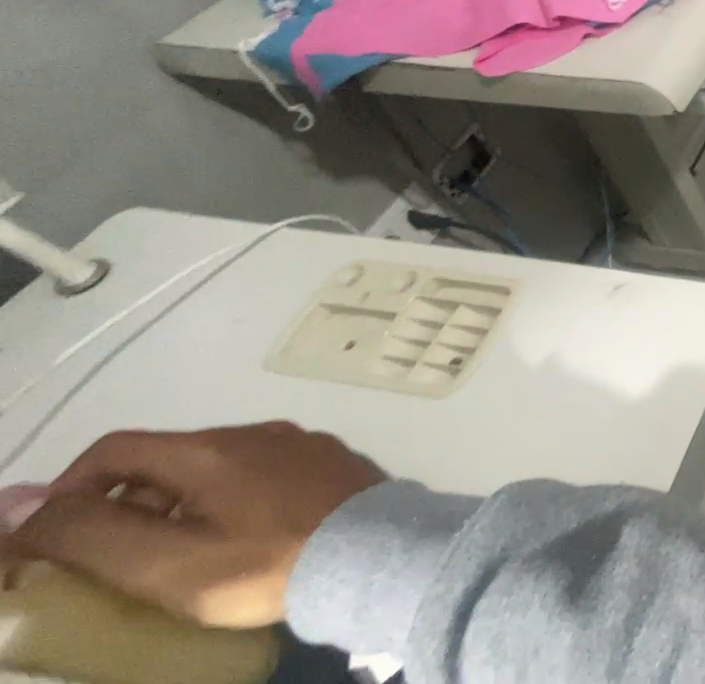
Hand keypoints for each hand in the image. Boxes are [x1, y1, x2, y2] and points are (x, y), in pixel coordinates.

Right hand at [8, 422, 385, 627]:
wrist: (378, 556)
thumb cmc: (267, 563)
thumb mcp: (163, 562)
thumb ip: (89, 533)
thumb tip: (20, 505)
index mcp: (213, 448)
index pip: (114, 449)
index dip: (68, 491)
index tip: (59, 540)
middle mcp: (261, 432)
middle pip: (170, 457)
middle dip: (129, 501)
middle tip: (120, 558)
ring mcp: (306, 443)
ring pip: (222, 465)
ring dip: (186, 501)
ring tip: (182, 553)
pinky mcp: (336, 462)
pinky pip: (269, 473)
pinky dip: (237, 499)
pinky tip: (248, 537)